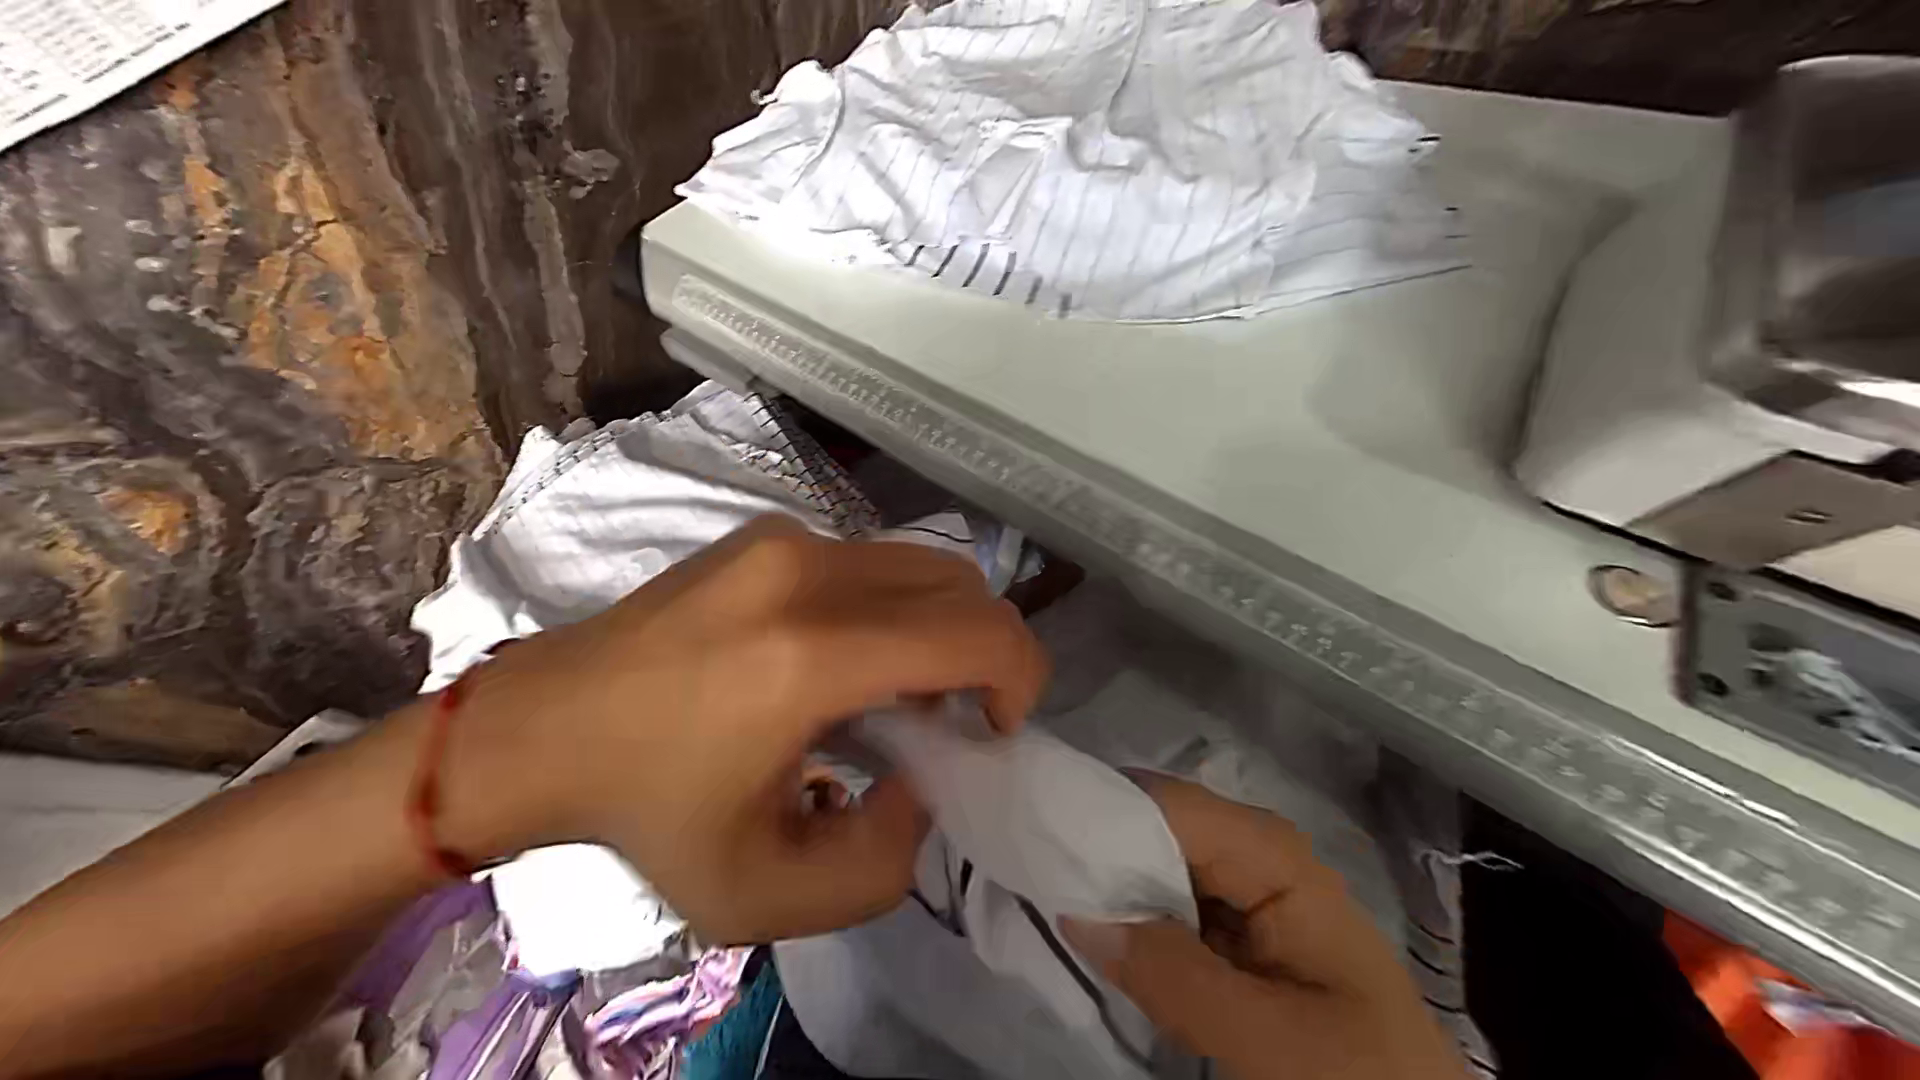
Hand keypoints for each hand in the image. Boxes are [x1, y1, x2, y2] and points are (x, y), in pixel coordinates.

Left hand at [438, 515, 1048, 942]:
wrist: (542, 726)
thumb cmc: (651, 813)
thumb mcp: (765, 893)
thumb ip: (881, 866)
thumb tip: (924, 785)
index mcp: (809, 657)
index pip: (977, 632)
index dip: (1019, 676)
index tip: (993, 728)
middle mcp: (807, 572)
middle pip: (962, 586)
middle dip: (986, 653)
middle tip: (949, 715)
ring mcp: (786, 539)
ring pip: (922, 564)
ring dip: (940, 626)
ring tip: (894, 686)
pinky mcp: (769, 531)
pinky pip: (872, 560)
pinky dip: (893, 605)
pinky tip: (842, 654)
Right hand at [1063, 776, 1464, 1079]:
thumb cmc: (1362, 1075)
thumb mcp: (1273, 1041)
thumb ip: (1175, 977)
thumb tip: (1074, 912)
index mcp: (1266, 850)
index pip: (1160, 804)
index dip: (1096, 814)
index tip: (1035, 835)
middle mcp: (1247, 846)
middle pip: (1149, 823)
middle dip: (1093, 849)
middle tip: (1033, 871)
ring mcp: (1237, 881)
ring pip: (1149, 858)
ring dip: (1103, 883)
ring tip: (1048, 894)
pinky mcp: (1226, 918)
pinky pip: (1161, 896)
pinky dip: (1125, 912)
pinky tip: (1093, 927)